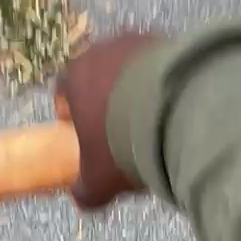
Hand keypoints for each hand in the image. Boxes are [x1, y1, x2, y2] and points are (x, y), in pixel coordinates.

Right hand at [55, 29, 164, 208]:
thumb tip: (81, 198)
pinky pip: (164, 64)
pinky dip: (167, 83)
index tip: (78, 126)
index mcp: (75, 78)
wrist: (174, 114)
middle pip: (100, 74)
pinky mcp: (172, 42)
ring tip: (153, 119)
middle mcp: (103, 52)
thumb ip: (85, 190)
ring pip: (133, 67)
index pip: (63, 88)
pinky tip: (177, 107)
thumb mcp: (99, 180)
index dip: (69, 108)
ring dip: (139, 88)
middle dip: (107, 97)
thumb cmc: (122, 145)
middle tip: (120, 126)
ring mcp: (138, 43)